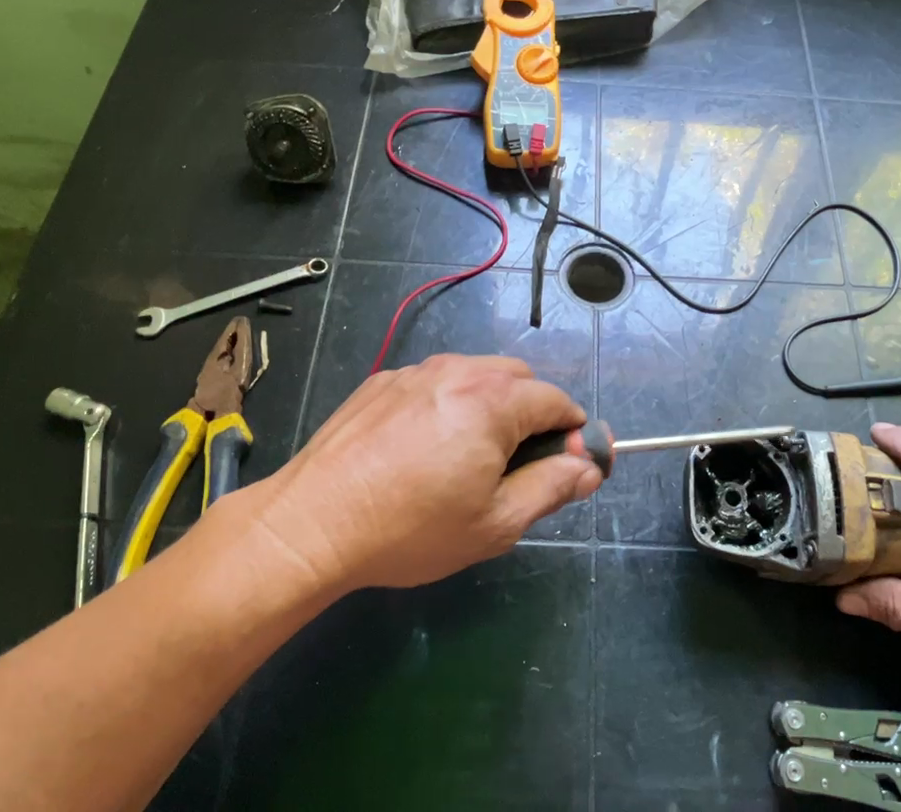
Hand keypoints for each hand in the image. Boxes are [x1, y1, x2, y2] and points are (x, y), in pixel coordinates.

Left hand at [242, 354, 601, 590]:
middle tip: (513, 469)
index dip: (571, 435)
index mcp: (493, 400)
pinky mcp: (380, 383)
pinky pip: (433, 384)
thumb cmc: (413, 529)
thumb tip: (589, 468)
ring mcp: (413, 372)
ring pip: (474, 377)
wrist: (312, 525)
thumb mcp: (496, 523)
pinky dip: (446, 406)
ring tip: (463, 461)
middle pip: (518, 380)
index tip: (564, 469)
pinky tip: (419, 452)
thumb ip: (551, 488)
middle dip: (531, 416)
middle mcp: (457, 371)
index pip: (558, 401)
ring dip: (488, 408)